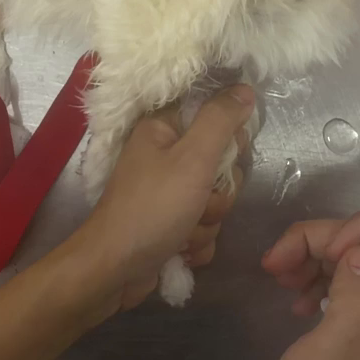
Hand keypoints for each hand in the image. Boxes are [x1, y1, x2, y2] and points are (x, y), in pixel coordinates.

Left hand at [58, 86, 254, 314]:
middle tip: (199, 200)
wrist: (115, 270)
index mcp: (163, 129)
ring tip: (183, 230)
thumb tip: (244, 89)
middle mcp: (163, 156)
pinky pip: (203, 228)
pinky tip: (179, 249)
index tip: (225, 156)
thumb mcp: (192, 158)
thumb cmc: (153, 208)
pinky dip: (196, 242)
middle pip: (220, 165)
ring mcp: (166, 193)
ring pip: (214, 201)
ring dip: (206, 222)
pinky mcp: (169, 225)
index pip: (213, 117)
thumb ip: (221, 121)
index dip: (227, 139)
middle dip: (218, 192)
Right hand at [255, 214, 359, 359]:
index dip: (359, 230)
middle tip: (277, 264)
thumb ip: (352, 305)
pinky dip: (316, 281)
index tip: (315, 254)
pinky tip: (294, 302)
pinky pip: (346, 289)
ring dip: (315, 258)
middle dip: (324, 240)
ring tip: (278, 279)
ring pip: (356, 263)